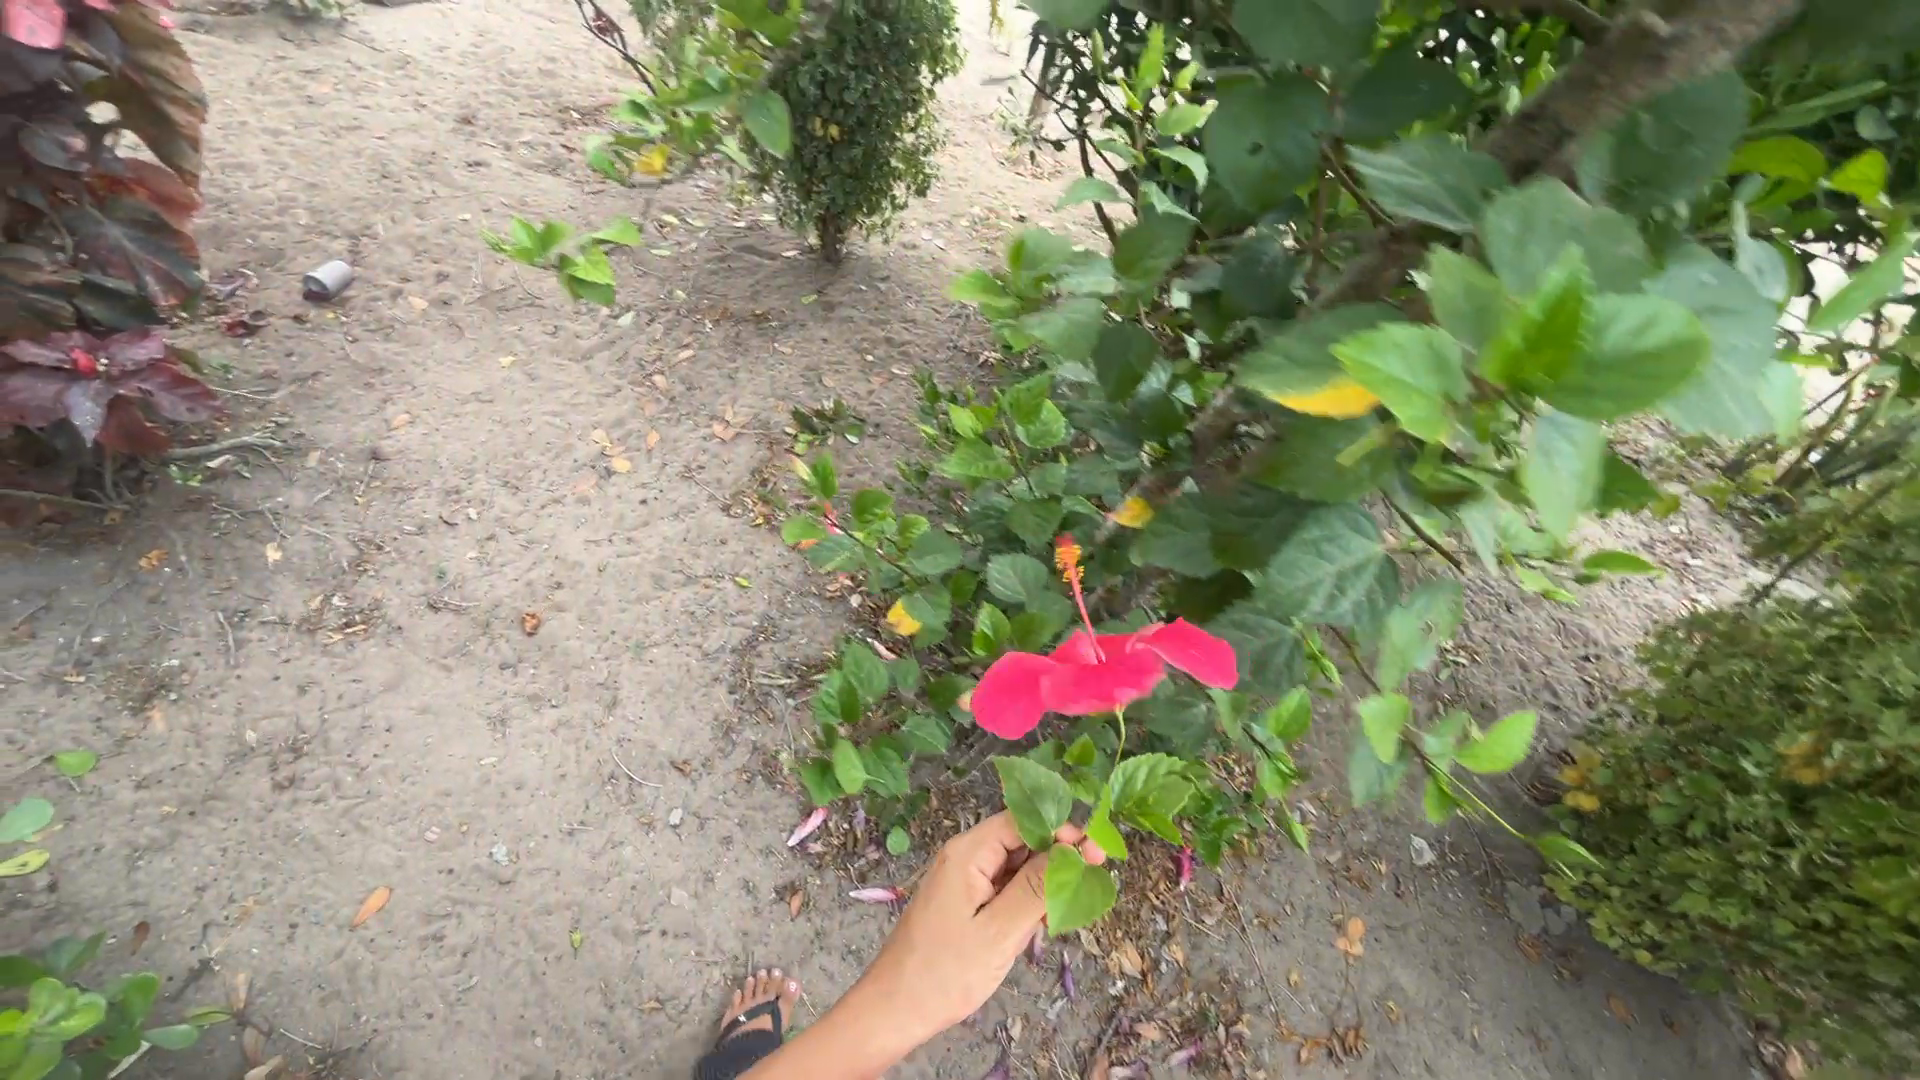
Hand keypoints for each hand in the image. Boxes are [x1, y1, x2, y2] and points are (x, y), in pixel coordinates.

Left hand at [842, 812, 1104, 1047]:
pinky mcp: (964, 900)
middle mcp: (964, 855)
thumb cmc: (945, 972)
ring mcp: (963, 878)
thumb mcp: (999, 932)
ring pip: (1014, 865)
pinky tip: (1038, 923)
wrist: (894, 1010)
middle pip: (1020, 840)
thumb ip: (1036, 888)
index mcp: (968, 852)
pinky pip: (1002, 887)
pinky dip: (1024, 900)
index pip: (1022, 821)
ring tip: (1063, 910)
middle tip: (1090, 881)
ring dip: (1041, 882)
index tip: (1096, 852)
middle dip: (1055, 857)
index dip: (1061, 831)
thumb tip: (1072, 849)